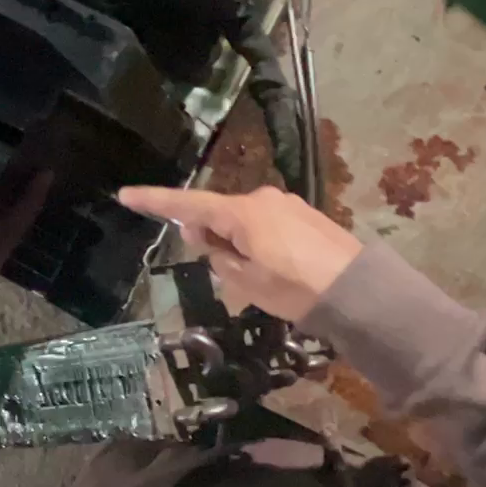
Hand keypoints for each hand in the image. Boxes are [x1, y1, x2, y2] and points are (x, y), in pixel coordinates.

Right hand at [117, 185, 362, 321]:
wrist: (358, 291)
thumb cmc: (296, 289)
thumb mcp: (246, 282)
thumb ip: (218, 256)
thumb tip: (204, 237)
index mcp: (243, 213)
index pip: (189, 205)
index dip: (155, 202)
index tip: (126, 196)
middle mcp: (263, 199)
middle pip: (219, 213)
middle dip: (210, 235)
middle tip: (222, 268)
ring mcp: (287, 204)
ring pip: (244, 220)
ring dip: (237, 241)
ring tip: (258, 276)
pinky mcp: (304, 215)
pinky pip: (267, 223)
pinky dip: (258, 240)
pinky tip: (276, 267)